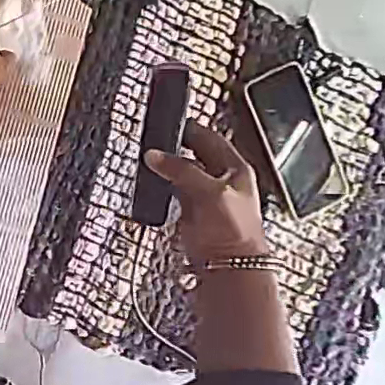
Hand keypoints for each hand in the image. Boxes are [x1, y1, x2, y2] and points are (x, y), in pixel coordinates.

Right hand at [143, 121, 270, 264]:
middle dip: (175, 147)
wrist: (228, 263)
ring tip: (149, 159)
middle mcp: (220, 180)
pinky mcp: (190, 211)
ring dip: (167, 166)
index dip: (191, 129)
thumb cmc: (234, 229)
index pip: (210, 139)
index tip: (171, 121)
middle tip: (155, 140)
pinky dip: (161, 185)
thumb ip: (181, 170)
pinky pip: (172, 191)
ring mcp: (204, 196)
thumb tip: (155, 156)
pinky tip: (152, 182)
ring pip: (181, 172)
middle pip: (194, 154)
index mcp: (235, 169)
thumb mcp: (209, 191)